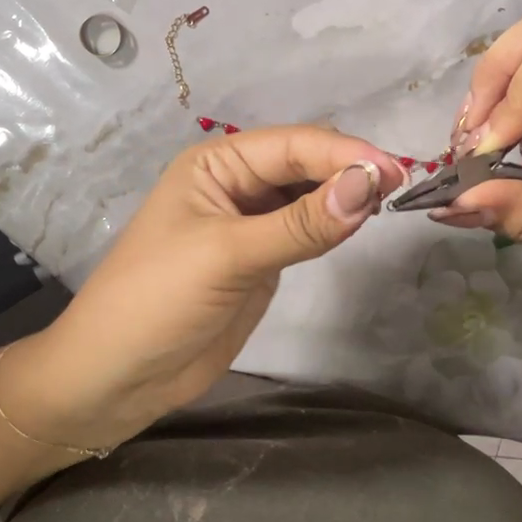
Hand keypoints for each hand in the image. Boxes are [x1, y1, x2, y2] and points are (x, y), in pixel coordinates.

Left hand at [14, 126, 404, 450]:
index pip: (293, 145)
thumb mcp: (228, 255)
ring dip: (344, 197)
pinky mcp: (259, 262)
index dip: (345, 154)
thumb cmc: (157, 301)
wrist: (119, 375)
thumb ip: (300, 224)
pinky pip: (304, 233)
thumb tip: (369, 185)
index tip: (398, 174)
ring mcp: (248, 224)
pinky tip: (357, 226)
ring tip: (389, 206)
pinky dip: (331, 227)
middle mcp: (234, 185)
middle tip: (402, 191)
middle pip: (305, 165)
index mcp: (215, 164)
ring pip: (308, 197)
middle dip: (348, 170)